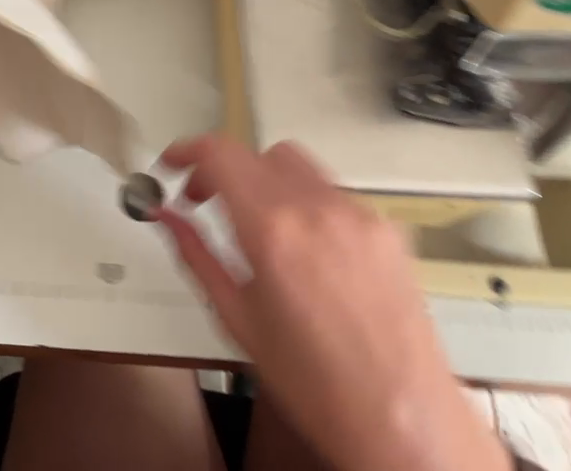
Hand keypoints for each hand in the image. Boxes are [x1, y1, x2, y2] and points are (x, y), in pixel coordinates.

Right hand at [157, 135, 510, 470]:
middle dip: (220, 169)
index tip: (173, 164)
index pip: (219, 154)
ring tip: (252, 223)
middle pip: (254, 152)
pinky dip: (303, 201)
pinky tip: (300, 245)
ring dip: (261, 178)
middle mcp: (317, 209)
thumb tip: (166, 216)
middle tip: (204, 200)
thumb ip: (195, 254)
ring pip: (294, 163)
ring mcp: (357, 214)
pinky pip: (332, 191)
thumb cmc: (318, 385)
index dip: (186, 150)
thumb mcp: (237, 318)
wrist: (403, 420)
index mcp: (273, 231)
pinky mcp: (385, 228)